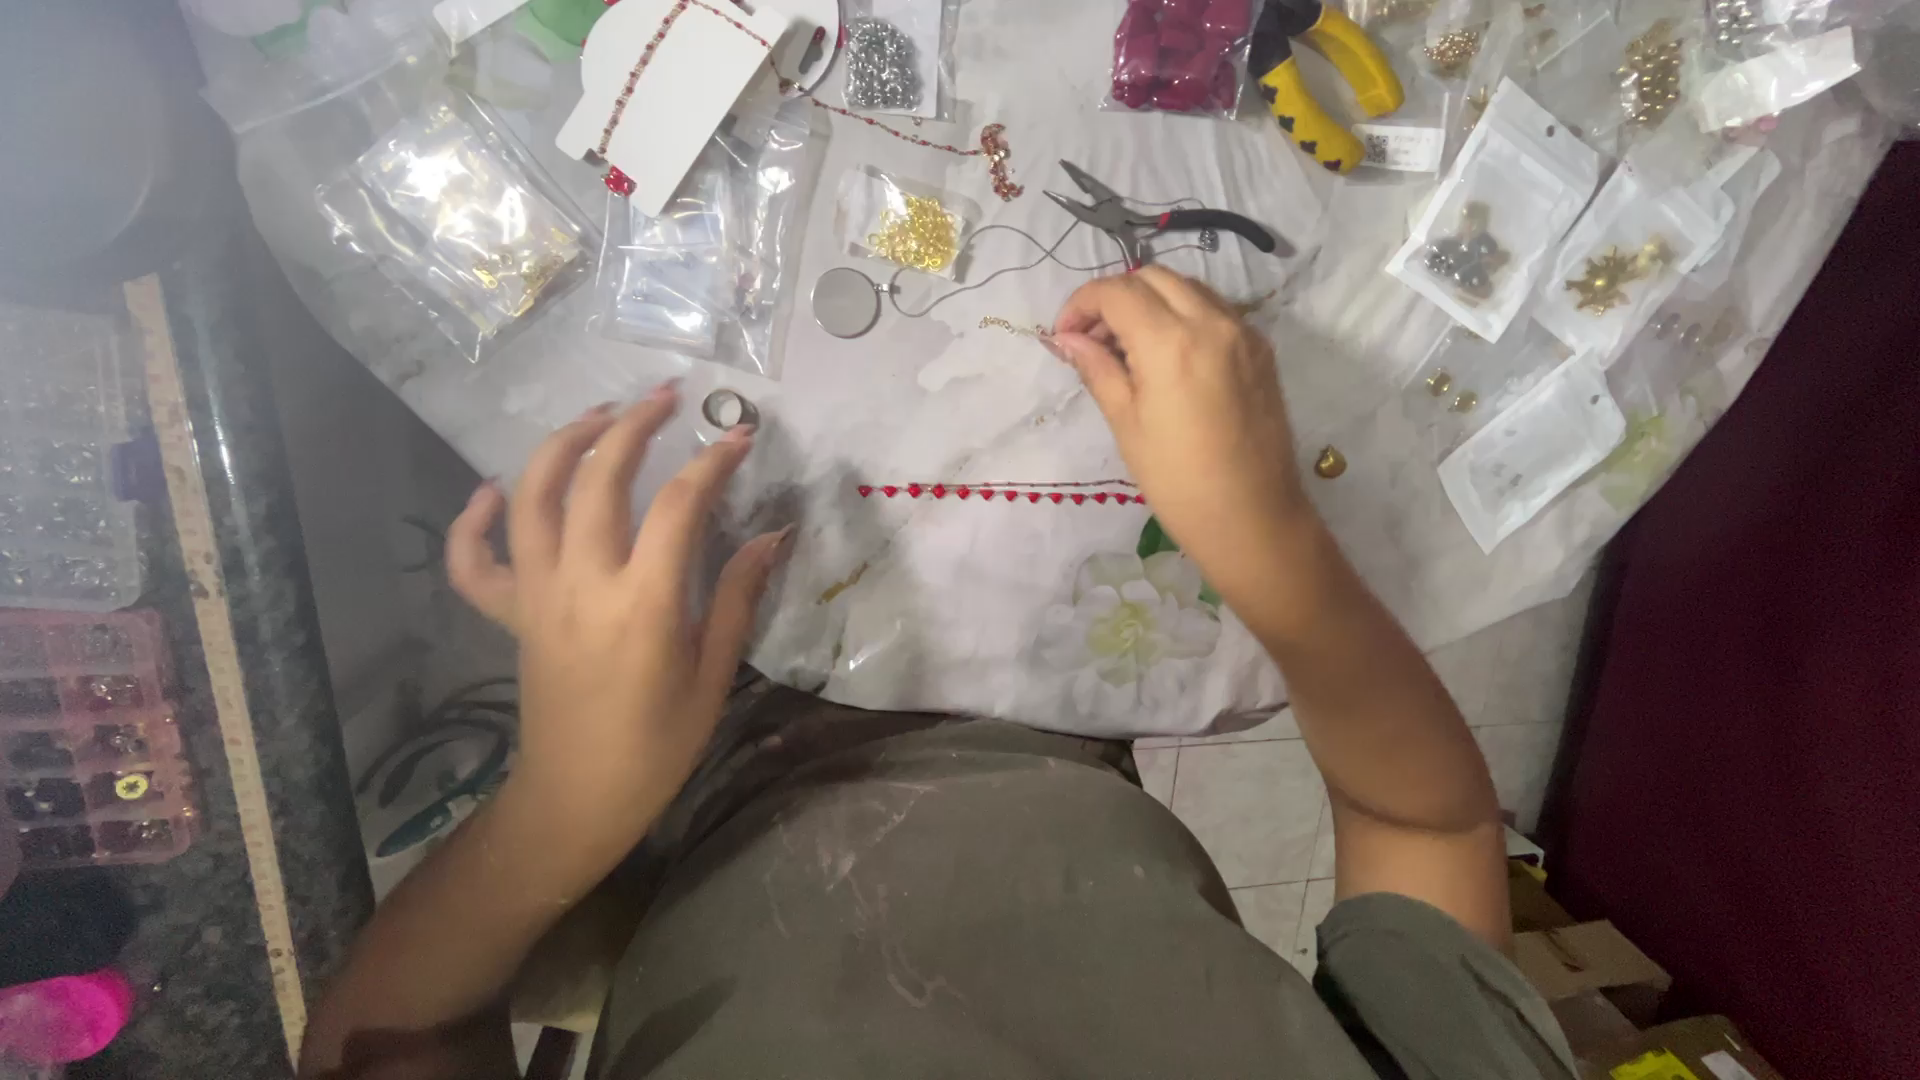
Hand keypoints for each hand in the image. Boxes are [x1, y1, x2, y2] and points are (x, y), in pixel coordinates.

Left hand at [443, 384, 790, 836]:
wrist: (577, 798)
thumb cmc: (659, 744)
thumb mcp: (714, 673)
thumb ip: (737, 595)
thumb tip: (774, 535)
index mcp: (642, 603)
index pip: (679, 506)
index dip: (713, 462)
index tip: (741, 436)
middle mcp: (581, 584)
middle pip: (599, 479)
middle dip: (634, 426)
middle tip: (666, 397)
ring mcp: (537, 596)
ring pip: (531, 498)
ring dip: (563, 445)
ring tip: (598, 417)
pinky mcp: (511, 615)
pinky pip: (474, 560)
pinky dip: (474, 518)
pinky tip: (493, 490)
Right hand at [1051, 267, 1315, 603]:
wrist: (1251, 517)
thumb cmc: (1177, 481)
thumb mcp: (1126, 424)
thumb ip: (1098, 369)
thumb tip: (1068, 339)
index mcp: (1171, 343)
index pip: (1117, 292)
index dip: (1082, 304)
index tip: (1064, 335)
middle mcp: (1212, 322)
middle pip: (1152, 277)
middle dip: (1114, 297)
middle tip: (1093, 340)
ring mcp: (1243, 332)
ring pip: (1186, 288)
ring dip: (1149, 302)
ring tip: (1126, 348)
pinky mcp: (1260, 349)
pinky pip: (1214, 310)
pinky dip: (1182, 315)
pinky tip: (1166, 357)